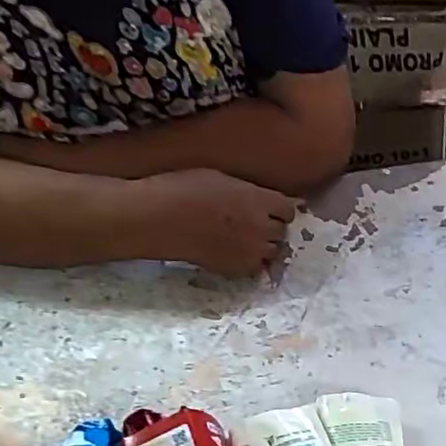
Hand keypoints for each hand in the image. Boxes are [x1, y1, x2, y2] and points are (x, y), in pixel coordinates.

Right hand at [123, 168, 298, 274]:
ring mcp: (252, 249)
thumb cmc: (182, 189)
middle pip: (281, 231)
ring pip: (272, 250)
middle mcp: (261, 225)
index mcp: (257, 199)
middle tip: (250, 223)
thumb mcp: (220, 178)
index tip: (268, 209)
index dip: (279, 209)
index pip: (288, 209)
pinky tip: (232, 251)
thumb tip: (263, 199)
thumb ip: (248, 191)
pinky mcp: (240, 268)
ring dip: (262, 245)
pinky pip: (256, 266)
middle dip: (270, 226)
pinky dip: (249, 260)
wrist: (157, 219)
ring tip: (241, 239)